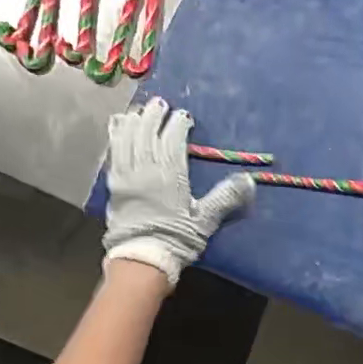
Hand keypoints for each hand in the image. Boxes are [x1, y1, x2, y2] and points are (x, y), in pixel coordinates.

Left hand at [101, 98, 254, 284]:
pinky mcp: (114, 184)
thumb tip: (248, 180)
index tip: (183, 117)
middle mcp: (147, 168)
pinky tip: (118, 126)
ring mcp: (127, 174)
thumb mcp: (205, 220)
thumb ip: (225, 197)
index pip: (173, 139)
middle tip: (160, 105)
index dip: (178, 124)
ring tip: (139, 110)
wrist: (142, 259)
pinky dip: (116, 136)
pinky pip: (114, 152)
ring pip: (129, 138)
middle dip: (155, 116)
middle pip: (148, 132)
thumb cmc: (176, 240)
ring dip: (134, 121)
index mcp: (171, 174)